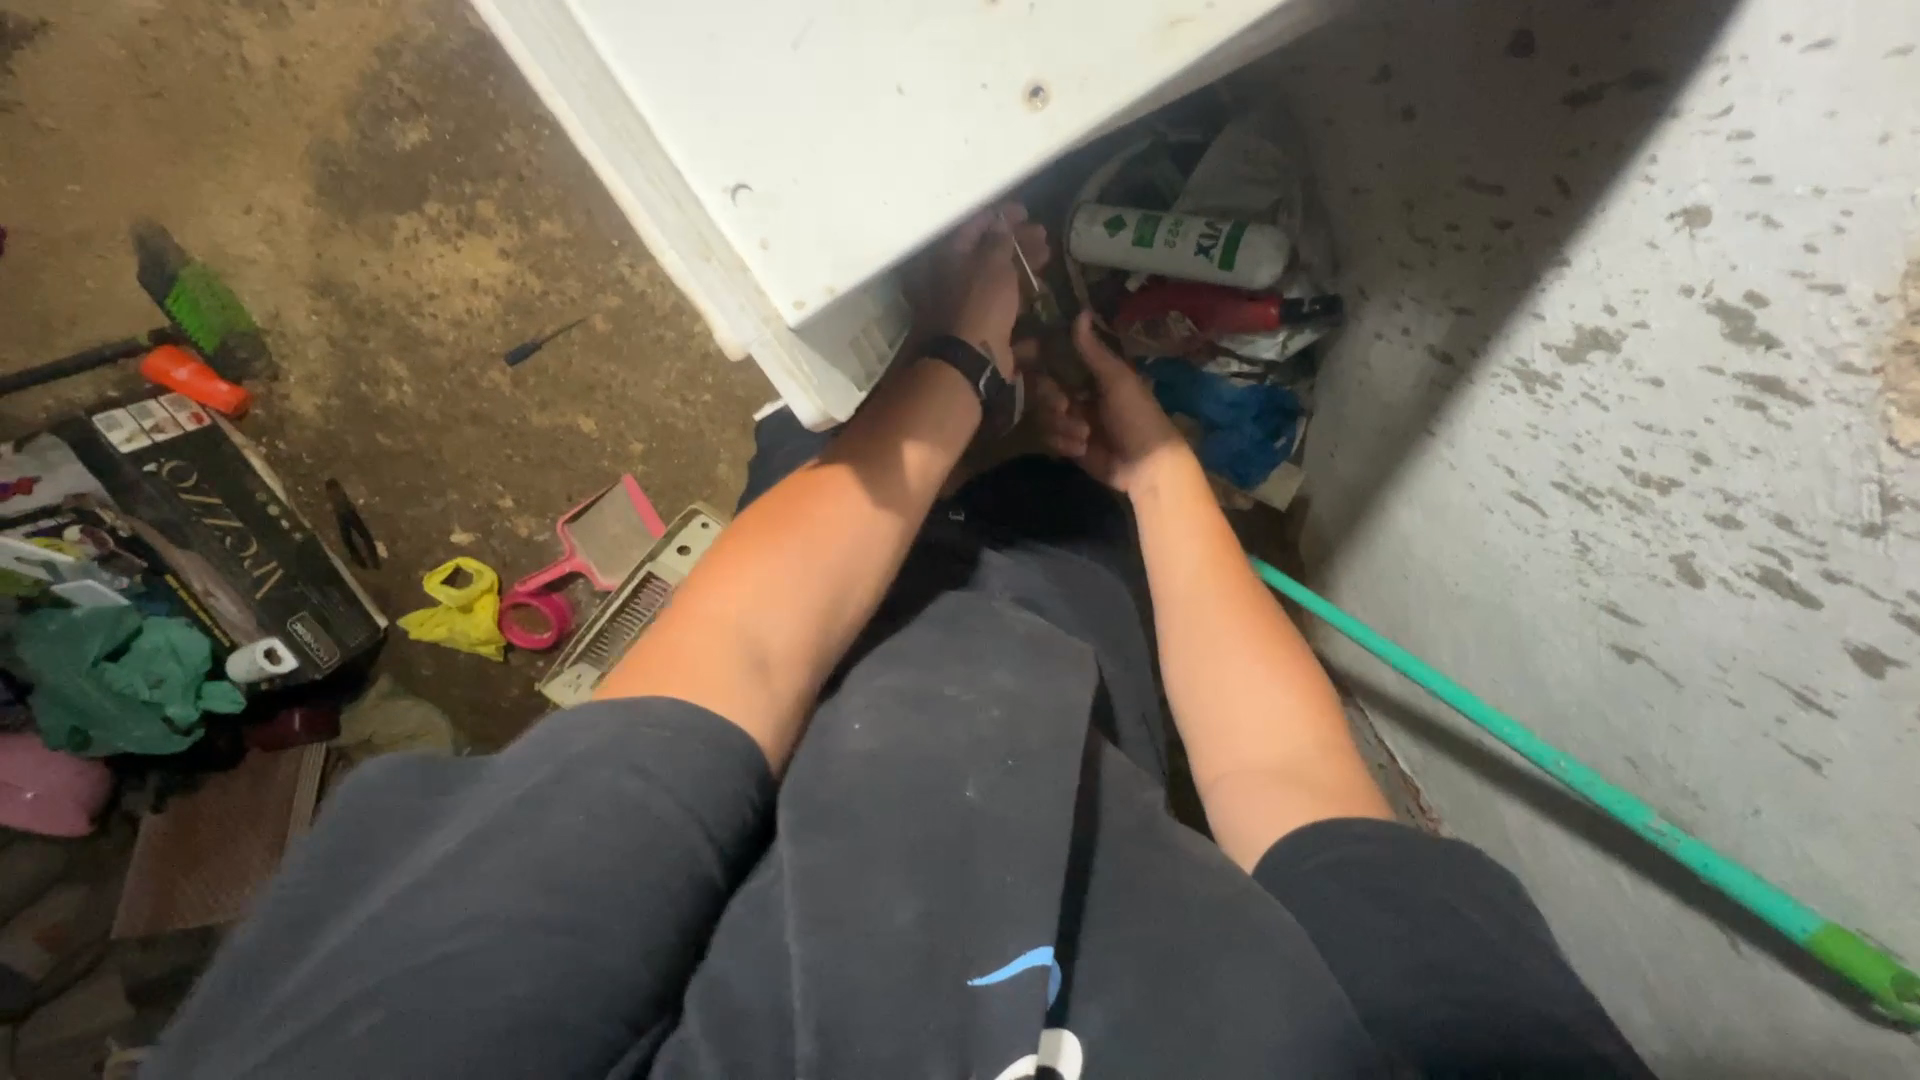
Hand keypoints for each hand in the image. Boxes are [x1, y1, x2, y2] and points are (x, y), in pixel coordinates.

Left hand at [919, 203, 1048, 377]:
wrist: (972, 358)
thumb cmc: (980, 302)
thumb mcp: (992, 262)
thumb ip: (999, 239)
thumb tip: (1000, 221)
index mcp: (950, 257)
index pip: (974, 226)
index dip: (1001, 216)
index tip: (1025, 211)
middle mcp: (954, 279)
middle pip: (988, 252)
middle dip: (1017, 241)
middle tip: (1043, 234)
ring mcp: (969, 305)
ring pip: (998, 278)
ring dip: (1023, 266)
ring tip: (1048, 255)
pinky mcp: (983, 327)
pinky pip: (1003, 303)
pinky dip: (1021, 293)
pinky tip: (1040, 287)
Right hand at [1034, 312, 1192, 495]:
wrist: (1146, 465)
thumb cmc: (1137, 416)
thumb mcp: (1117, 380)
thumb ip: (1093, 351)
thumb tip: (1081, 312)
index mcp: (1092, 374)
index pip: (1057, 359)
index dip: (1037, 357)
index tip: (1019, 355)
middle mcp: (1079, 394)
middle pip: (1042, 389)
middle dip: (1050, 399)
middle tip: (1065, 406)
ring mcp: (1072, 421)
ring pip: (1043, 415)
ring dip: (1061, 426)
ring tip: (1084, 435)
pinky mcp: (1069, 446)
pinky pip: (1049, 438)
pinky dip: (1063, 443)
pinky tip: (1081, 449)